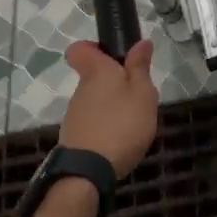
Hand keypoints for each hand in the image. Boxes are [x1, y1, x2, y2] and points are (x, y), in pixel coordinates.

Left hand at [58, 39, 158, 178]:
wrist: (88, 174)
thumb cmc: (121, 124)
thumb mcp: (142, 94)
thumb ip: (140, 68)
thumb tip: (141, 42)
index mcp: (97, 72)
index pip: (79, 49)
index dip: (93, 47)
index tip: (114, 55)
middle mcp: (80, 90)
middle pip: (94, 78)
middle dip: (115, 84)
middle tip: (139, 97)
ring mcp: (74, 116)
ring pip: (95, 102)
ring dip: (112, 107)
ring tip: (133, 123)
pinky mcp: (73, 139)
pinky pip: (92, 123)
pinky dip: (106, 127)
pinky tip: (120, 142)